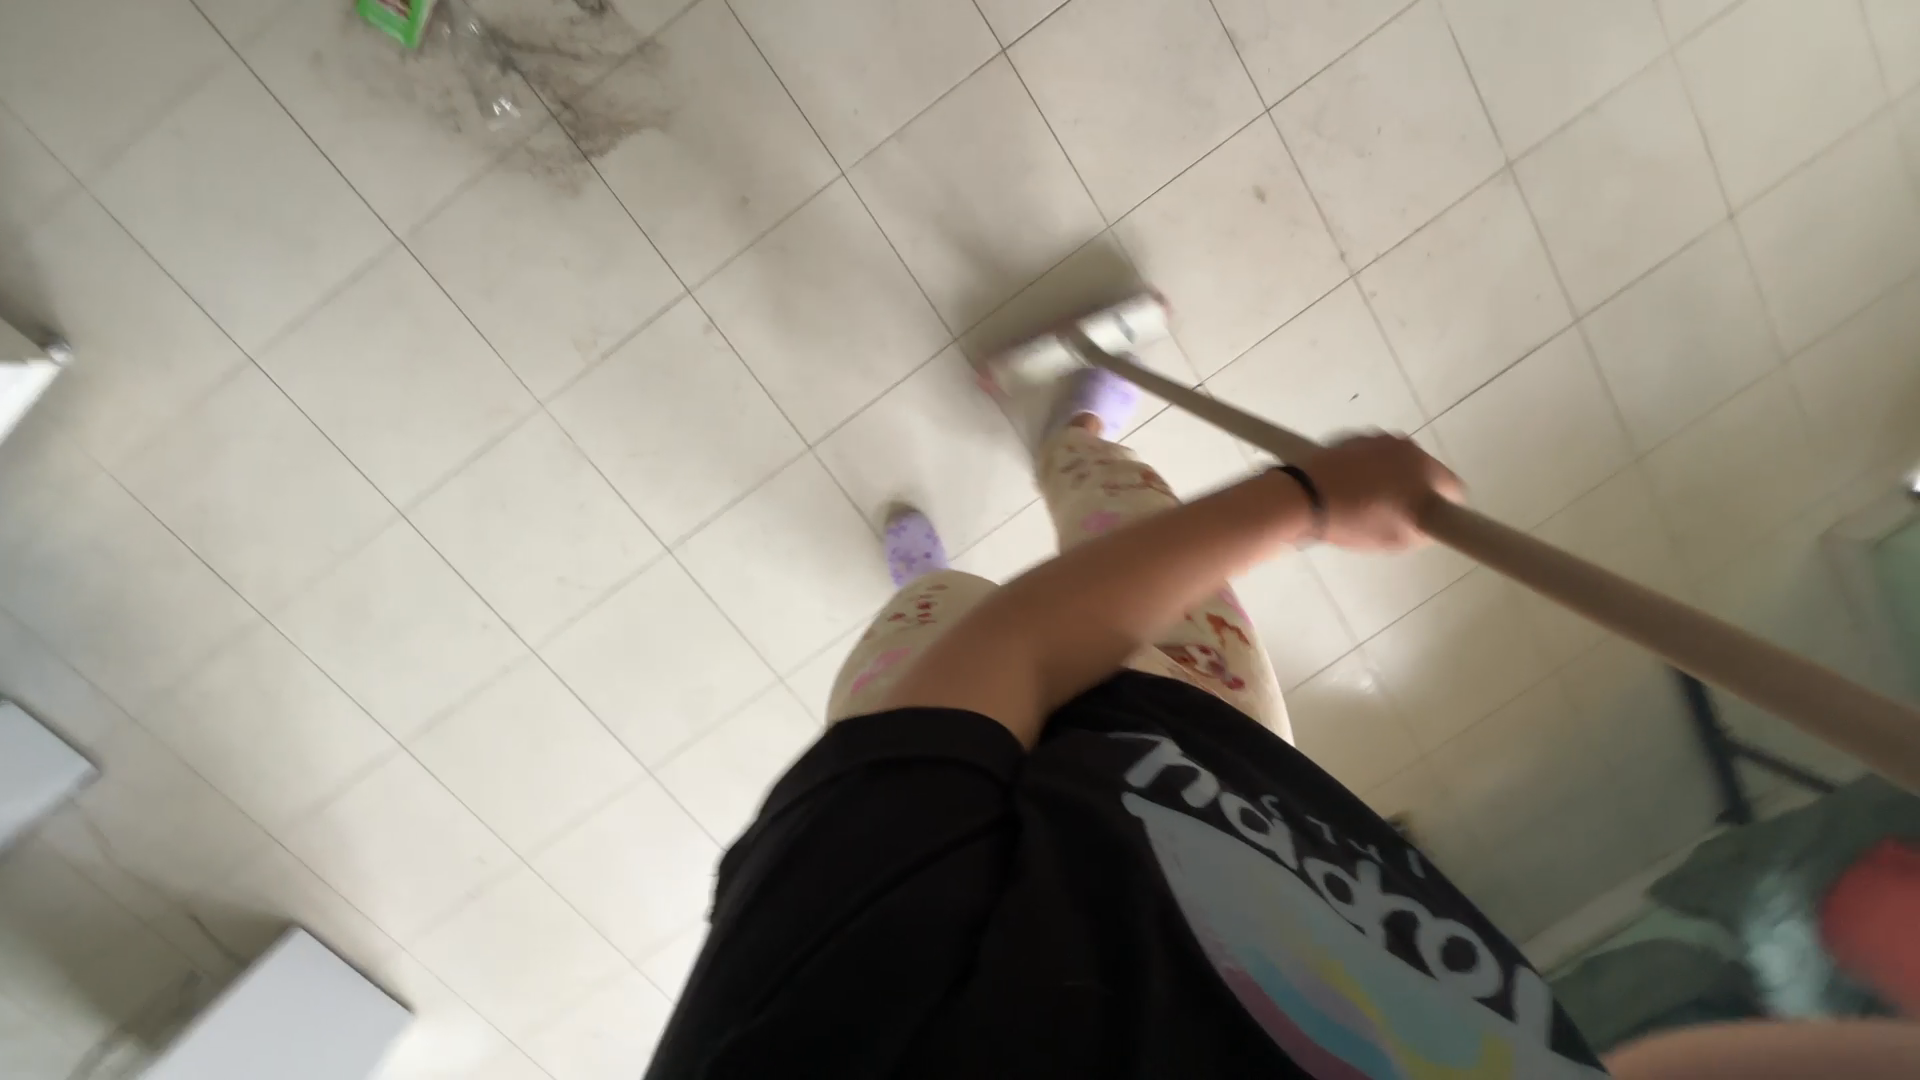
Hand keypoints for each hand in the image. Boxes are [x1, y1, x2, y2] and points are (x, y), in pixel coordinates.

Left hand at [1297, 433, 1461, 551]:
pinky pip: (1364, 458)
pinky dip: (1360, 471)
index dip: (1442, 509)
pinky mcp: (1344, 439)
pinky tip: (1343, 489)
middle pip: (1421, 472)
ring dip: (1385, 479)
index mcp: (1425, 465)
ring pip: (1391, 463)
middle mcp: (1403, 444)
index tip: (1424, 521)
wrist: (1299, 496)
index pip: (1453, 489)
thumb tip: (1429, 521)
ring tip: (1360, 503)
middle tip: (1389, 515)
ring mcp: (1372, 438)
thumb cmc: (1354, 518)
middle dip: (1412, 491)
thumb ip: (1426, 529)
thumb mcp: (1400, 538)